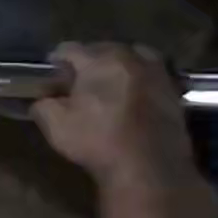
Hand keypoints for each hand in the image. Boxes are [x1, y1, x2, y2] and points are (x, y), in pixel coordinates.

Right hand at [32, 43, 197, 189]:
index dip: (54, 60)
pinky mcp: (175, 93)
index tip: (48, 75)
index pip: (69, 48)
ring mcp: (158, 75)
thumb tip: (45, 99)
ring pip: (134, 57)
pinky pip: (152, 75)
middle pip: (104, 49)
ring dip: (118, 66)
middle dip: (88, 60)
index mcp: (99, 62)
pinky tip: (129, 98)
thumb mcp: (53, 123)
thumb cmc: (97, 140)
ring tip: (107, 84)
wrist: (150, 169)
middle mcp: (131, 60)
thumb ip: (42, 103)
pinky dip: (138, 80)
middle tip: (76, 80)